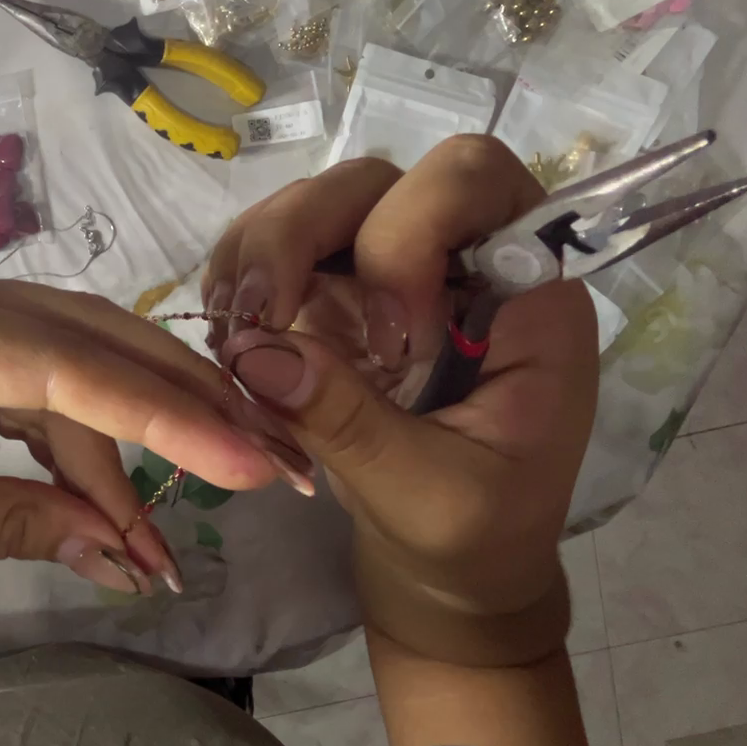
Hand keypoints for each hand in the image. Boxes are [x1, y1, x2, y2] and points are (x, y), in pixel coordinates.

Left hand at [0, 275, 287, 654]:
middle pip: (84, 343)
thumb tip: (124, 547)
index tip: (246, 456)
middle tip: (263, 462)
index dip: (160, 412)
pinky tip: (116, 505)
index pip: (60, 362)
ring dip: (131, 446)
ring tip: (179, 523)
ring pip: (71, 373)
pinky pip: (39, 400)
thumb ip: (18, 520)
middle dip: (175, 407)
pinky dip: (83, 454)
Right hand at [209, 137, 598, 664]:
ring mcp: (379, 278)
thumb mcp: (427, 492)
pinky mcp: (328, 305)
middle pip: (371, 181)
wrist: (448, 564)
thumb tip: (255, 350)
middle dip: (299, 233)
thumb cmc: (471, 534)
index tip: (383, 338)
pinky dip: (238, 279)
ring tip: (231, 326)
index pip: (472, 183)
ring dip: (257, 253)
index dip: (409, 232)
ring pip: (312, 206)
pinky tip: (226, 328)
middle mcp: (449, 263)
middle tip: (257, 314)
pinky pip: (274, 254)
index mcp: (520, 296)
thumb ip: (350, 421)